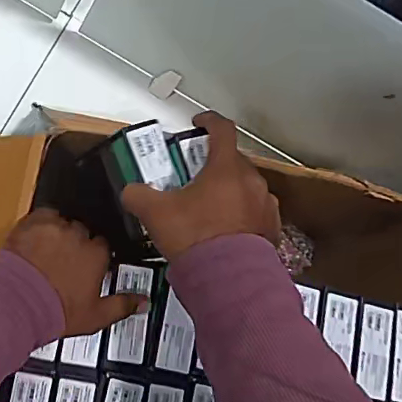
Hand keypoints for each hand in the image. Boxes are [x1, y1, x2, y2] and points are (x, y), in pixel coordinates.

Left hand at [6, 209, 147, 337]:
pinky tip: (36, 238)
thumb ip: (122, 305)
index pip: (104, 245)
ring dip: (59, 232)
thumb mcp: (96, 316)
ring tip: (48, 250)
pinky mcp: (31, 223)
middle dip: (77, 243)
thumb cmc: (54, 311)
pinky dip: (40, 224)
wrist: (16, 304)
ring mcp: (54, 227)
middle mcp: (78, 235)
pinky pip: (42, 215)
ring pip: (63, 221)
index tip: (88, 266)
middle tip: (66, 261)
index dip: (95, 255)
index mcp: (97, 254)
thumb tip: (142, 302)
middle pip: (84, 231)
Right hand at [121, 111, 280, 260]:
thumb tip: (130, 192)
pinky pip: (255, 214)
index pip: (222, 129)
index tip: (199, 124)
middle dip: (214, 165)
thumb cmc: (196, 239)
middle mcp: (251, 181)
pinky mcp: (271, 230)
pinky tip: (225, 231)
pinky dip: (241, 216)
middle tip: (195, 177)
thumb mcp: (156, 213)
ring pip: (246, 188)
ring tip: (209, 209)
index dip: (208, 121)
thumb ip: (139, 196)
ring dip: (229, 192)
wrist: (229, 279)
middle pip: (233, 161)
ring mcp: (265, 206)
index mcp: (226, 168)